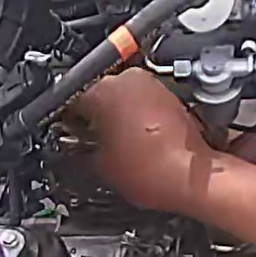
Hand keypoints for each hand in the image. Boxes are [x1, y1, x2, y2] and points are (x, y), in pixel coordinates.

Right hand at [67, 70, 229, 213]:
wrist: (189, 176)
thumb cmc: (152, 170)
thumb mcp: (101, 165)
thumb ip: (83, 149)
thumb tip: (81, 146)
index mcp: (102, 91)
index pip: (72, 100)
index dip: (66, 120)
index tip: (66, 130)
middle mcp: (128, 80)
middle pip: (99, 93)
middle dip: (94, 115)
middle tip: (92, 139)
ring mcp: (152, 84)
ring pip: (123, 96)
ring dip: (117, 114)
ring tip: (117, 141)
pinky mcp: (170, 95)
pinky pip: (143, 102)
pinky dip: (137, 117)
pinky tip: (137, 139)